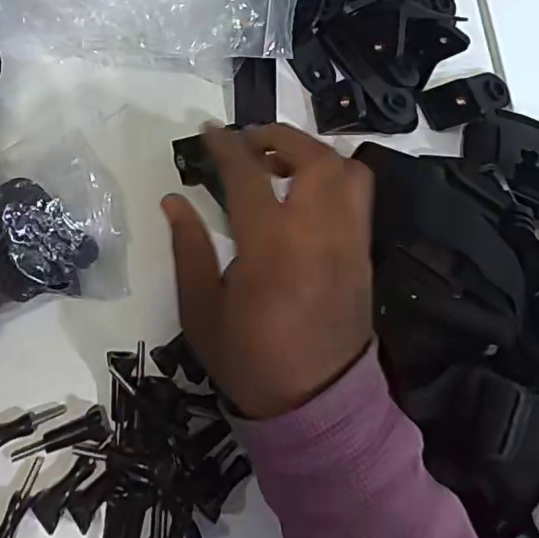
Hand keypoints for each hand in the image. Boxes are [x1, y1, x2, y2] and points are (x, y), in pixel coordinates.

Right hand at [163, 123, 375, 418]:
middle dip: (279, 136)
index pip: (248, 175)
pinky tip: (308, 194)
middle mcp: (317, 232)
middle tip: (251, 142)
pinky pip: (359, 197)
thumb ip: (189, 249)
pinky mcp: (364, 253)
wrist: (317, 406)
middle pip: (312, 157)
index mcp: (270, 245)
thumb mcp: (202, 310)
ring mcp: (348, 241)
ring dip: (314, 152)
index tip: (211, 131)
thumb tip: (174, 201)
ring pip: (347, 170)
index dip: (226, 146)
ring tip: (283, 163)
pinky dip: (335, 177)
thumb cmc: (250, 359)